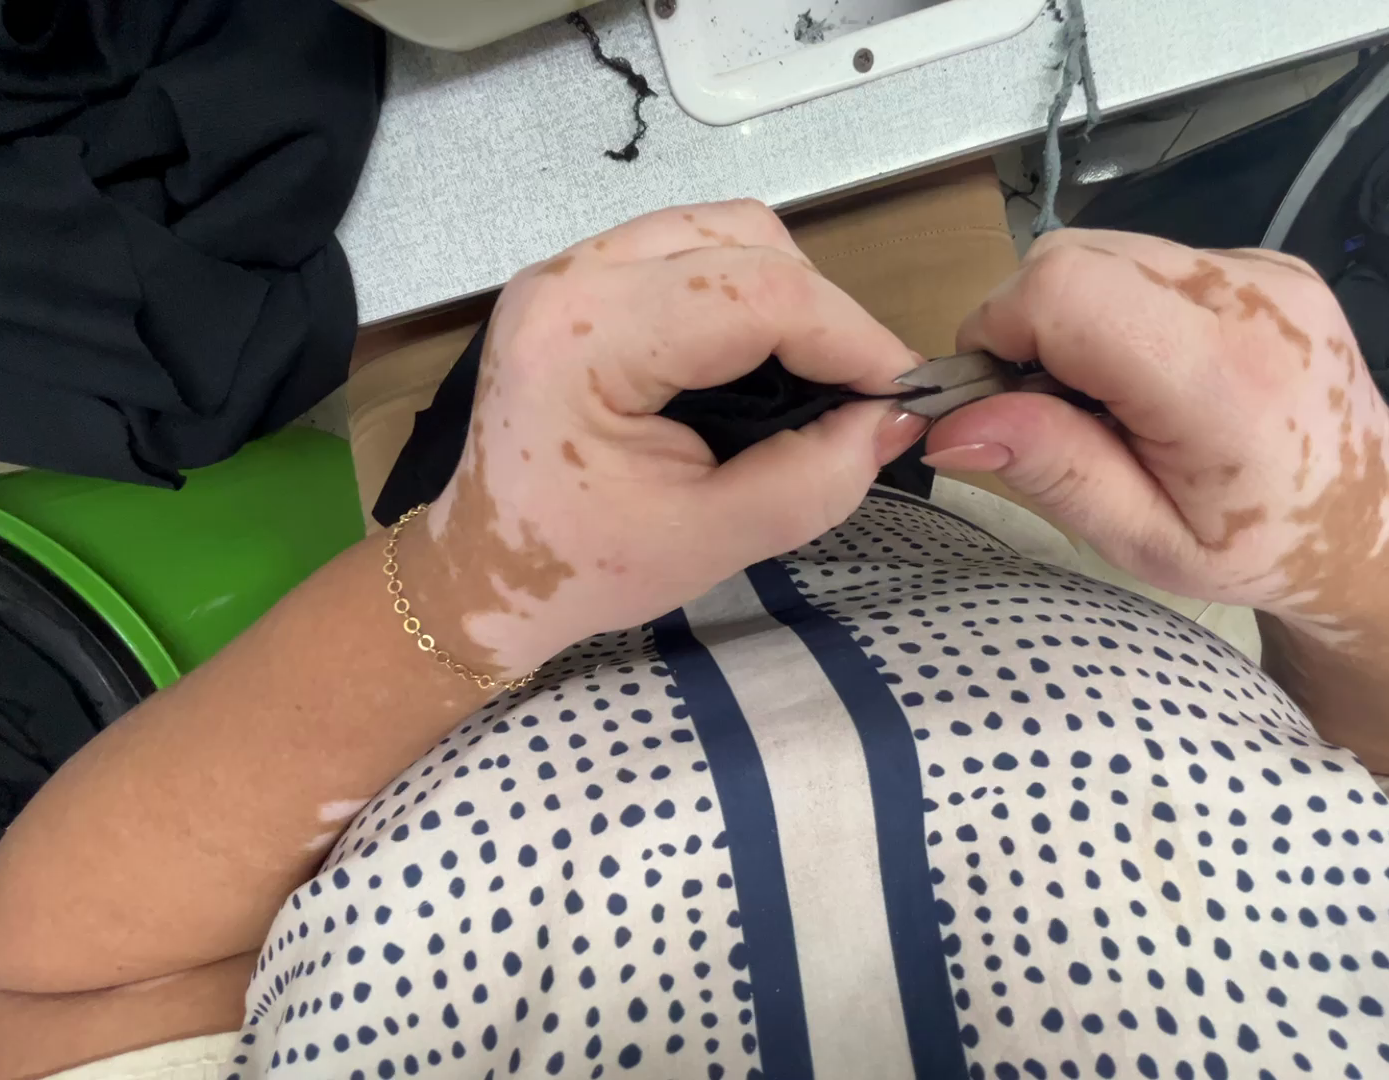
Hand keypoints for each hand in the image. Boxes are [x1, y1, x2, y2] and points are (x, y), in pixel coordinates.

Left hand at [410, 201, 926, 674]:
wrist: (486, 571)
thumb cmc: (582, 568)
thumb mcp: (708, 542)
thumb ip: (810, 483)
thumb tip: (890, 420)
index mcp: (585, 339)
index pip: (757, 294)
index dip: (852, 337)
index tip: (902, 393)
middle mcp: (571, 277)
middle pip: (743, 239)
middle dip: (821, 313)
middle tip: (849, 390)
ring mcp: (569, 270)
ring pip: (722, 232)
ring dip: (786, 297)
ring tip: (807, 375)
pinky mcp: (580, 283)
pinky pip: (691, 253)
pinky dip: (746, 296)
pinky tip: (754, 360)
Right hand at [921, 228, 1388, 640]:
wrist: (1371, 524)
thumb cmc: (1255, 552)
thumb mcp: (1140, 539)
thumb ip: (1052, 470)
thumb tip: (950, 427)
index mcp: (1218, 375)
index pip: (1060, 289)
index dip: (996, 334)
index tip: (995, 403)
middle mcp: (1246, 293)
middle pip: (1068, 257)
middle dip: (1020, 328)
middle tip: (1042, 408)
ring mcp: (1258, 266)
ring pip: (1094, 253)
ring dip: (1060, 321)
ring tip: (1094, 396)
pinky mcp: (1256, 262)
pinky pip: (1134, 263)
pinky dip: (1102, 314)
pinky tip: (1135, 374)